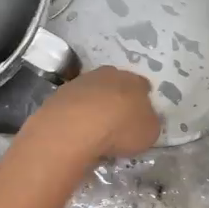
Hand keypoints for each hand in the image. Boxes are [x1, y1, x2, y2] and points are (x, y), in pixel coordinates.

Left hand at [27, 66, 160, 159]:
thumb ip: (149, 123)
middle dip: (117, 97)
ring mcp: (81, 81)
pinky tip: (76, 128)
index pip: (142, 85)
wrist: (76, 126)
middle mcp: (108, 75)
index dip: (142, 99)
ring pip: (92, 90)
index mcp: (134, 81)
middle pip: (115, 83)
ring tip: (94, 126)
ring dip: (94, 104)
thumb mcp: (149, 133)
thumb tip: (145, 120)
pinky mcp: (59, 94)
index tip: (140, 114)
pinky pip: (73, 103)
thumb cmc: (120, 128)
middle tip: (117, 118)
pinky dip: (76, 113)